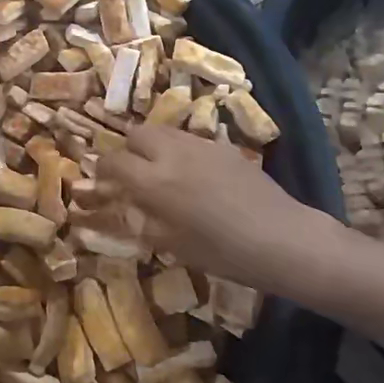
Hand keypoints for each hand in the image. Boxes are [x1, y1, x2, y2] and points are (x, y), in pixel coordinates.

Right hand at [100, 125, 342, 295]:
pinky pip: (189, 138)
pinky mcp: (223, 146)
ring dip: (153, 146)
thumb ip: (142, 221)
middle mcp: (171, 154)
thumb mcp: (172, 245)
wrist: (281, 238)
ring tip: (162, 170)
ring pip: (163, 130)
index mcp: (153, 181)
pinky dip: (179, 149)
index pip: (114, 162)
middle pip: (136, 134)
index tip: (103, 182)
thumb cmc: (222, 252)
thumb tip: (125, 208)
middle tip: (134, 174)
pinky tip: (194, 174)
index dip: (103, 170)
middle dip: (128, 150)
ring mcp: (199, 145)